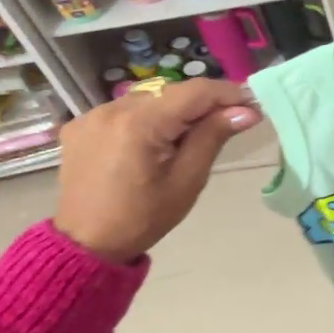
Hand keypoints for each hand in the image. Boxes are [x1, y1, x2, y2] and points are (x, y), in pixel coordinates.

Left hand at [53, 78, 261, 262]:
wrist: (86, 241)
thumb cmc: (143, 217)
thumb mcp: (188, 180)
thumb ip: (213, 137)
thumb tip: (246, 111)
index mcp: (139, 124)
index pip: (193, 92)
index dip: (228, 93)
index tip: (252, 105)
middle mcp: (111, 109)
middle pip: (170, 92)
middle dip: (203, 104)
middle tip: (229, 123)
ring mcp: (91, 115)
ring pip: (148, 99)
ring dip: (175, 110)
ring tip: (191, 137)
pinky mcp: (81, 124)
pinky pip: (125, 110)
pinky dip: (149, 118)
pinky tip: (156, 141)